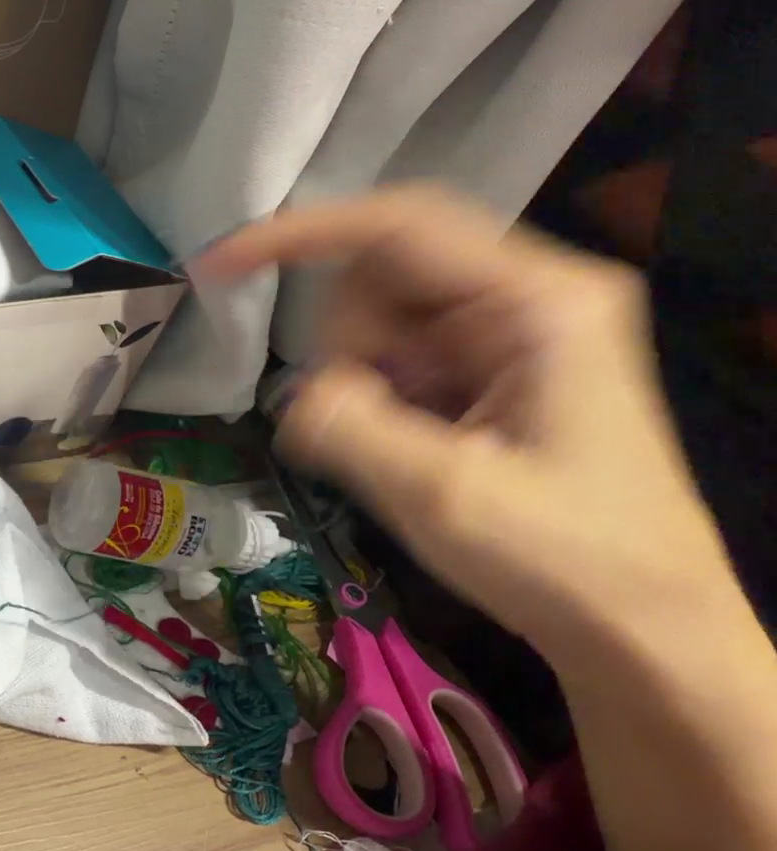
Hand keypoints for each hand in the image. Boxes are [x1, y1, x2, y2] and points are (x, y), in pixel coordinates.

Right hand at [195, 186, 737, 659]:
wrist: (634, 621)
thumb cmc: (559, 555)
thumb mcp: (440, 493)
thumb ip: (347, 428)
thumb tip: (292, 391)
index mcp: (536, 302)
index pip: (400, 227)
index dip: (301, 235)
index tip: (217, 267)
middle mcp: (521, 300)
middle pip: (378, 277)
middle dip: (341, 346)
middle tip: (366, 427)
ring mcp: (499, 341)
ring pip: (373, 325)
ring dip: (351, 382)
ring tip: (396, 452)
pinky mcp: (480, 379)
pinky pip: (386, 365)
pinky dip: (365, 404)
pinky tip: (402, 454)